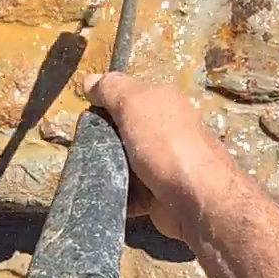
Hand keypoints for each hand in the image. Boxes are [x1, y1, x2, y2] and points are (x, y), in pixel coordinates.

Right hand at [84, 72, 240, 242]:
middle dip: (101, 141)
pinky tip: (101, 194)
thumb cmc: (165, 144)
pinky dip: (116, 194)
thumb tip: (90, 79)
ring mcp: (162, 163)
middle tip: (82, 148)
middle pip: (122, 131)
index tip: (85, 117)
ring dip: (106, 170)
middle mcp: (164, 130)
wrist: (196, 198)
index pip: (128, 97)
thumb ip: (112, 88)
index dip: (105, 104)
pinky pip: (128, 191)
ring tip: (87, 173)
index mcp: (163, 103)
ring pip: (123, 163)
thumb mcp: (135, 103)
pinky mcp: (157, 193)